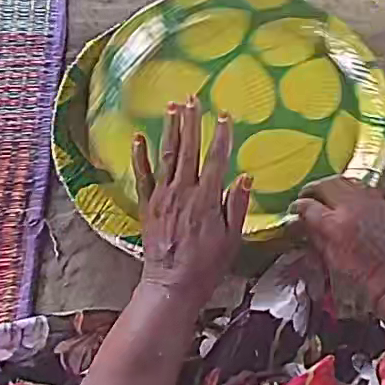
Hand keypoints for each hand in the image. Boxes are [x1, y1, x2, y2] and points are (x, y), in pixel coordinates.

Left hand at [132, 97, 250, 308]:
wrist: (171, 285)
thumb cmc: (207, 264)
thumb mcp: (232, 238)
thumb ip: (237, 205)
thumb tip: (245, 177)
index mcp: (206, 199)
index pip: (216, 159)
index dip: (222, 136)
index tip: (225, 116)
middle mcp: (183, 192)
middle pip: (189, 149)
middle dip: (192, 122)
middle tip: (193, 99)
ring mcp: (162, 197)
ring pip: (167, 156)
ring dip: (170, 129)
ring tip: (172, 107)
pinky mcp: (148, 206)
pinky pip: (142, 176)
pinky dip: (140, 156)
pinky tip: (138, 137)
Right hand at [292, 178, 384, 306]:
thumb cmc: (359, 272)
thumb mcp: (328, 256)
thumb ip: (313, 232)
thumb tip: (302, 218)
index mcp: (335, 224)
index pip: (309, 206)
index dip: (299, 206)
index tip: (295, 209)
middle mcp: (352, 206)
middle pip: (326, 185)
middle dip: (312, 189)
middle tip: (305, 196)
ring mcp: (368, 200)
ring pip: (343, 180)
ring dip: (329, 185)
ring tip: (322, 193)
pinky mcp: (380, 201)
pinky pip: (359, 185)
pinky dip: (347, 187)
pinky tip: (343, 196)